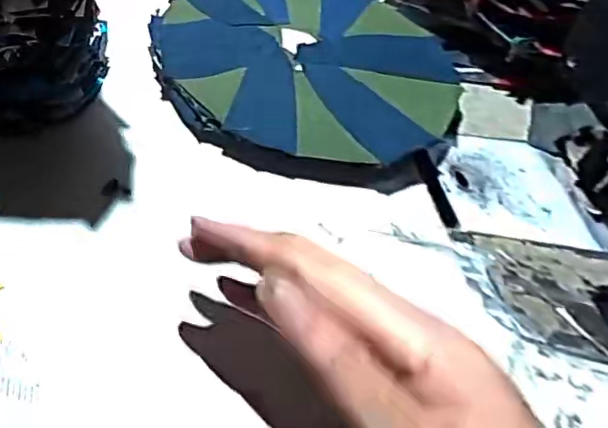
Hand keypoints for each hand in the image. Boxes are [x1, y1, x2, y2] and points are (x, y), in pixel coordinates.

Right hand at [182, 218, 538, 427]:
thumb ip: (338, 356)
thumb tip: (272, 280)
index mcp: (415, 332)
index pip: (315, 263)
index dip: (250, 240)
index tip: (200, 227)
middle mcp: (412, 329)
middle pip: (316, 266)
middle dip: (249, 247)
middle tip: (191, 241)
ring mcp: (411, 353)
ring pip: (320, 291)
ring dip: (261, 272)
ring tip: (211, 266)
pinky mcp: (406, 380)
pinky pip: (332, 324)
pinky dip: (288, 308)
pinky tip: (262, 307)